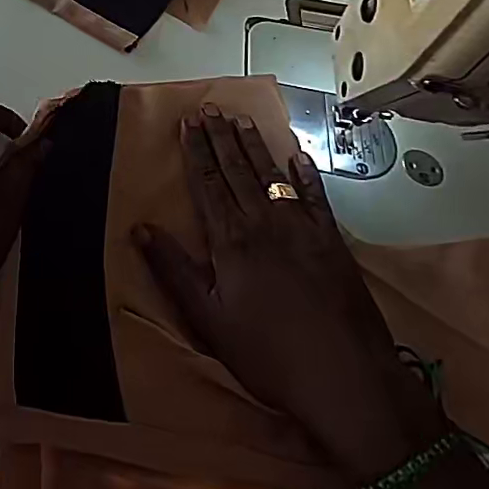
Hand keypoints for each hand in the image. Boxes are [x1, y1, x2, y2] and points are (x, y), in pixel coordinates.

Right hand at [135, 108, 444, 481]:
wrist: (349, 380)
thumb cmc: (269, 353)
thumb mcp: (208, 317)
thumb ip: (173, 269)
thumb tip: (140, 228)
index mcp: (232, 239)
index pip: (208, 182)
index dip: (196, 150)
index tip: (187, 122)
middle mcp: (265, 223)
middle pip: (237, 170)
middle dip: (220, 137)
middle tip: (209, 108)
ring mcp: (303, 229)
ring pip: (272, 175)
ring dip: (255, 145)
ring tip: (241, 120)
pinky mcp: (332, 242)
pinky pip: (316, 198)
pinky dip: (306, 175)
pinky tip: (298, 157)